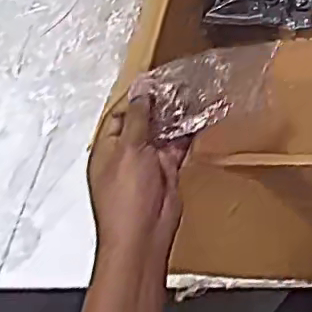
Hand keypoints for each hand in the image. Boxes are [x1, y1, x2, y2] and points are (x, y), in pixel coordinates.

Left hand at [88, 93, 190, 264]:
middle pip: (144, 119)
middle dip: (161, 102)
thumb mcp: (128, 151)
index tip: (156, 77)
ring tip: (196, 91)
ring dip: (178, 113)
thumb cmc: (127, 196)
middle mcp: (127, 152)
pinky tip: (204, 113)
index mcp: (108, 149)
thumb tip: (139, 90)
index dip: (136, 96)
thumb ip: (136, 118)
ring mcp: (149, 160)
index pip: (119, 114)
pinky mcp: (169, 167)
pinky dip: (191, 129)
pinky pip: (180, 142)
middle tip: (182, 80)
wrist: (144, 234)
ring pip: (164, 129)